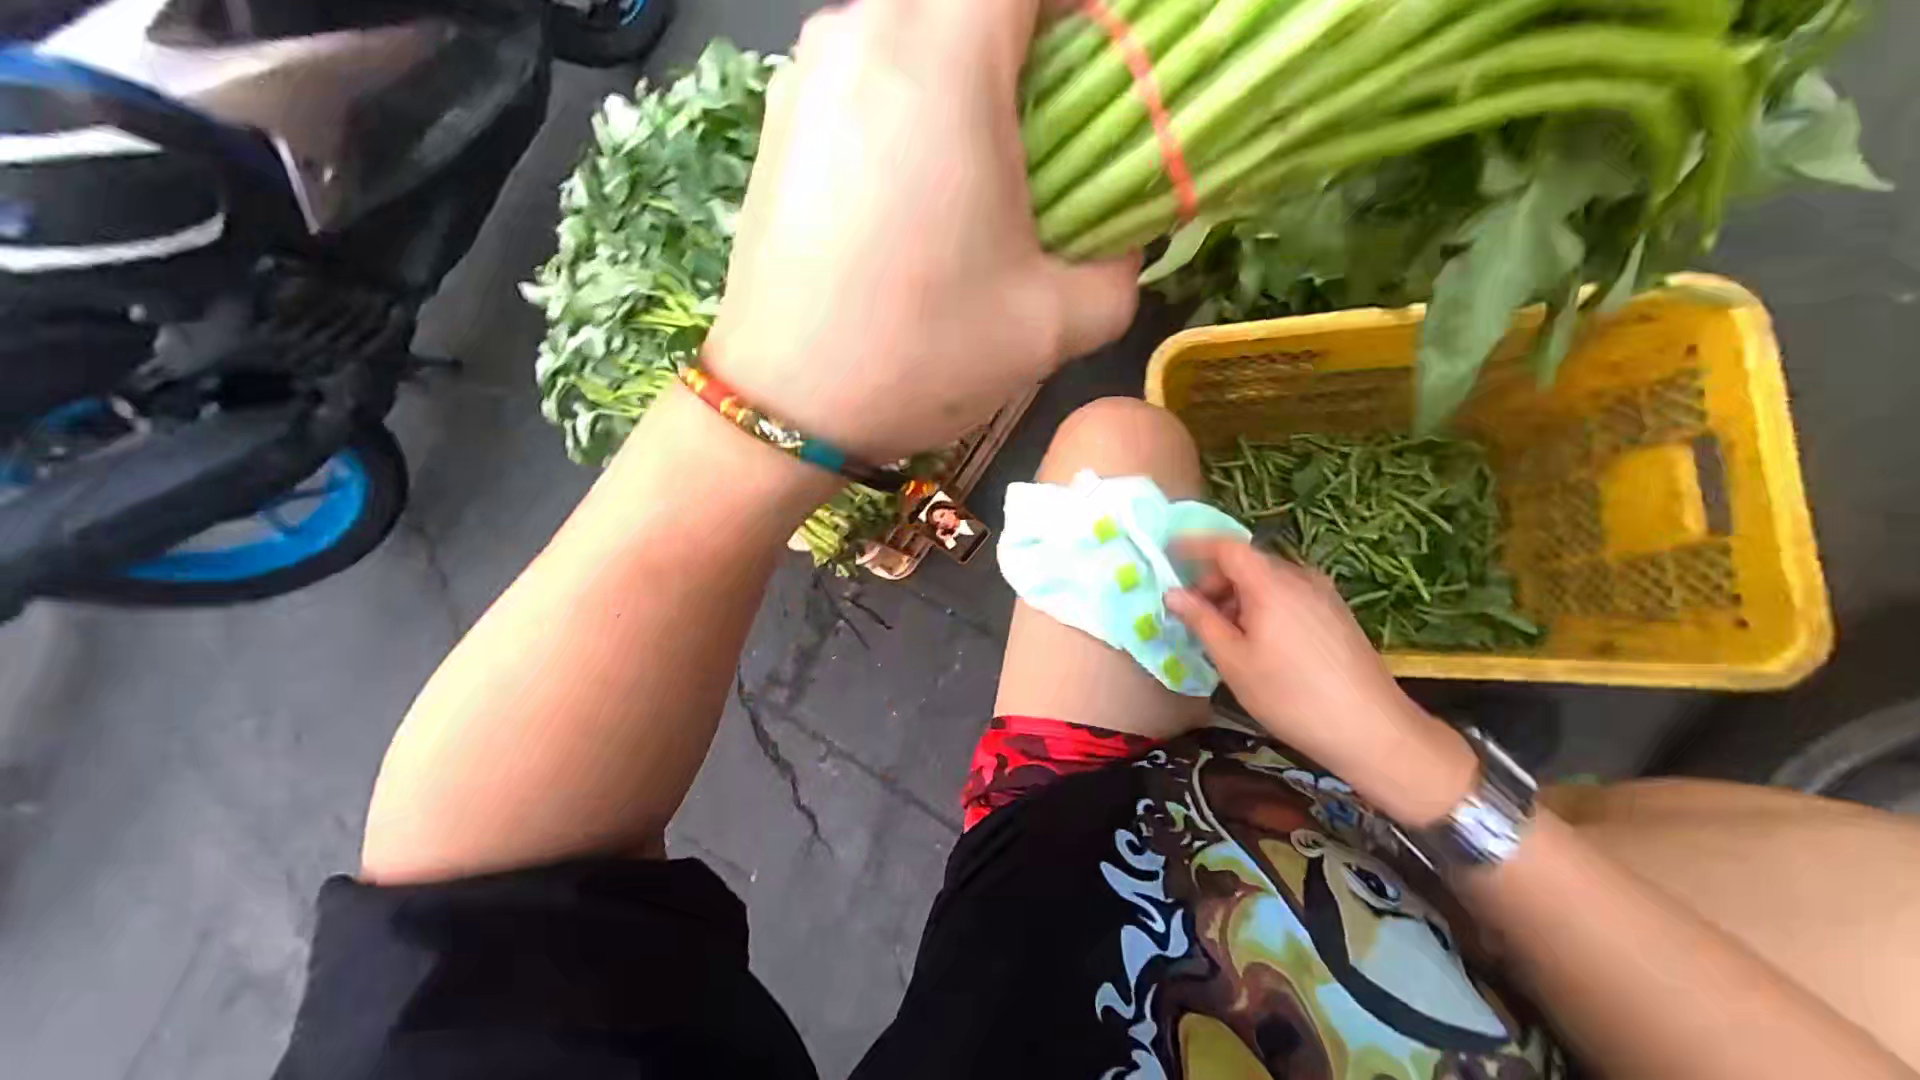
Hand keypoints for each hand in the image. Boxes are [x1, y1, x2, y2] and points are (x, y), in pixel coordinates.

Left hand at [705, 0, 1140, 462]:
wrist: (787, 410)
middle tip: (1051, 134)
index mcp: (941, 56)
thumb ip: (1121, 264)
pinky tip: (914, 196)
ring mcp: (808, 73)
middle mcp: (862, 31)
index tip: (1101, 73)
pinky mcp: (781, 121)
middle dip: (1026, 47)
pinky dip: (908, 106)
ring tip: (980, 176)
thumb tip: (1126, 232)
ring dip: (964, 80)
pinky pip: (866, 75)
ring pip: (913, 30)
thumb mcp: (1053, 323)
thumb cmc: (921, 357)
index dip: (1080, 9)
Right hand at [1165, 536, 1476, 824]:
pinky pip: (1289, 596)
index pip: (1227, 547)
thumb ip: (1201, 620)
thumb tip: (1174, 594)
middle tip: (1194, 614)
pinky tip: (1258, 644)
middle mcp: (1300, 579)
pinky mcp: (1336, 615)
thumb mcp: (1233, 660)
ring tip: (1224, 636)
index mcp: (1271, 584)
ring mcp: (1323, 595)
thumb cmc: (1290, 695)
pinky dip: (1263, 606)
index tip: (1168, 557)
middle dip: (1215, 581)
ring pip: (1268, 581)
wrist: (1372, 730)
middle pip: (1248, 564)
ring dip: (1238, 597)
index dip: (1194, 547)